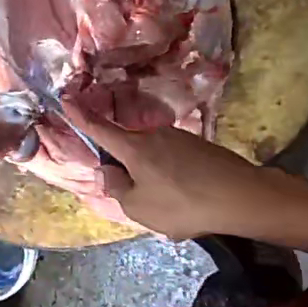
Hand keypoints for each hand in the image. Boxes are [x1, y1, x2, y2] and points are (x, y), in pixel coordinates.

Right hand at [65, 106, 277, 239]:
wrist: (241, 196)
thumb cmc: (182, 204)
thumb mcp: (139, 208)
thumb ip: (117, 189)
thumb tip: (108, 172)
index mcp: (133, 148)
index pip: (99, 129)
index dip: (80, 116)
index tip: (66, 99)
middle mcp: (154, 135)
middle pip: (128, 147)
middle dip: (125, 167)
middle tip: (136, 196)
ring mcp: (179, 138)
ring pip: (153, 157)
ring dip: (153, 176)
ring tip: (169, 207)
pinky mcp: (200, 146)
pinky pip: (174, 162)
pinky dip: (173, 179)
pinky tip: (188, 201)